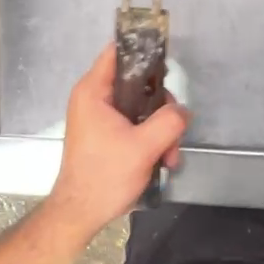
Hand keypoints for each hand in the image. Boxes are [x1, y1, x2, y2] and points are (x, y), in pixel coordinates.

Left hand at [48, 46, 188, 229]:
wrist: (80, 213)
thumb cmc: (105, 175)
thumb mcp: (144, 146)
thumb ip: (169, 121)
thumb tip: (183, 111)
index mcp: (93, 91)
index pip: (117, 52)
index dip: (143, 51)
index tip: (167, 63)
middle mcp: (94, 98)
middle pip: (137, 83)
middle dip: (161, 108)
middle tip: (172, 130)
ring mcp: (100, 118)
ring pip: (140, 108)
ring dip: (160, 130)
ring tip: (168, 156)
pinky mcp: (106, 135)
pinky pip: (134, 126)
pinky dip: (150, 140)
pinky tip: (162, 161)